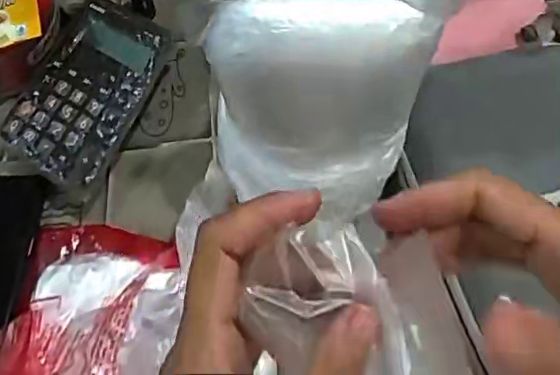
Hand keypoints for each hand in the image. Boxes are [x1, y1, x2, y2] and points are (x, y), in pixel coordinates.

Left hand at [166, 189, 380, 374]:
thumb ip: (326, 369)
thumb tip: (367, 311)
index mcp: (198, 340)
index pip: (217, 242)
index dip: (262, 210)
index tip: (310, 201)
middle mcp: (193, 338)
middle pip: (230, 260)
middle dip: (284, 241)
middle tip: (334, 246)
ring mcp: (202, 355)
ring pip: (239, 292)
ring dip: (287, 276)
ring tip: (336, 283)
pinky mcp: (214, 371)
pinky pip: (245, 320)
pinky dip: (282, 309)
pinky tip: (317, 322)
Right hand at [373, 170, 559, 374]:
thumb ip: (559, 356)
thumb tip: (486, 316)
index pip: (491, 196)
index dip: (434, 197)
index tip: (385, 219)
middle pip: (491, 210)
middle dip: (436, 213)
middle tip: (386, 241)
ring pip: (502, 239)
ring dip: (453, 238)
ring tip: (409, 260)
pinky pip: (517, 272)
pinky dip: (478, 267)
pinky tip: (460, 290)